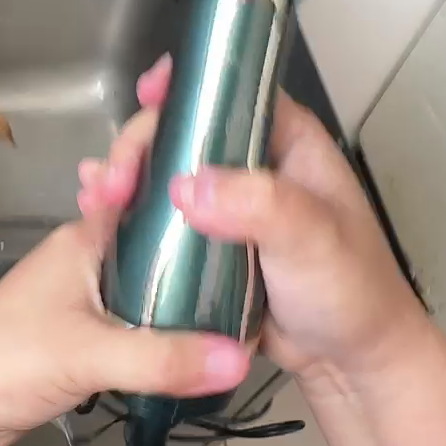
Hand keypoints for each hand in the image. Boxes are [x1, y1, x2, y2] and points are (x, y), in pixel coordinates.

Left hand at [0, 202, 253, 445]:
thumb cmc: (8, 362)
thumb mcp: (89, 356)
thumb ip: (163, 359)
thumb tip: (241, 359)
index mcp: (86, 237)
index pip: (152, 199)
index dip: (201, 200)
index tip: (256, 215)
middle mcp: (87, 254)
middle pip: (159, 246)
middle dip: (206, 259)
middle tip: (266, 276)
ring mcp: (84, 291)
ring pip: (150, 285)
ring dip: (186, 298)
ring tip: (246, 309)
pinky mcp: (82, 328)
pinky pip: (137, 318)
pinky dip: (165, 328)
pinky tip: (201, 343)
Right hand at [78, 56, 438, 391]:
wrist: (346, 358)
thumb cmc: (350, 291)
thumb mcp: (315, 240)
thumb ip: (262, 206)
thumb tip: (187, 188)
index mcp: (285, 142)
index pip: (231, 92)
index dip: (186, 86)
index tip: (147, 93)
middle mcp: (250, 164)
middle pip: (182, 131)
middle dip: (139, 145)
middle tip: (113, 182)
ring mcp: (224, 204)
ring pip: (163, 171)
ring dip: (124, 177)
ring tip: (94, 198)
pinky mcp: (203, 242)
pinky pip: (158, 216)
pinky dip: (125, 212)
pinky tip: (95, 213)